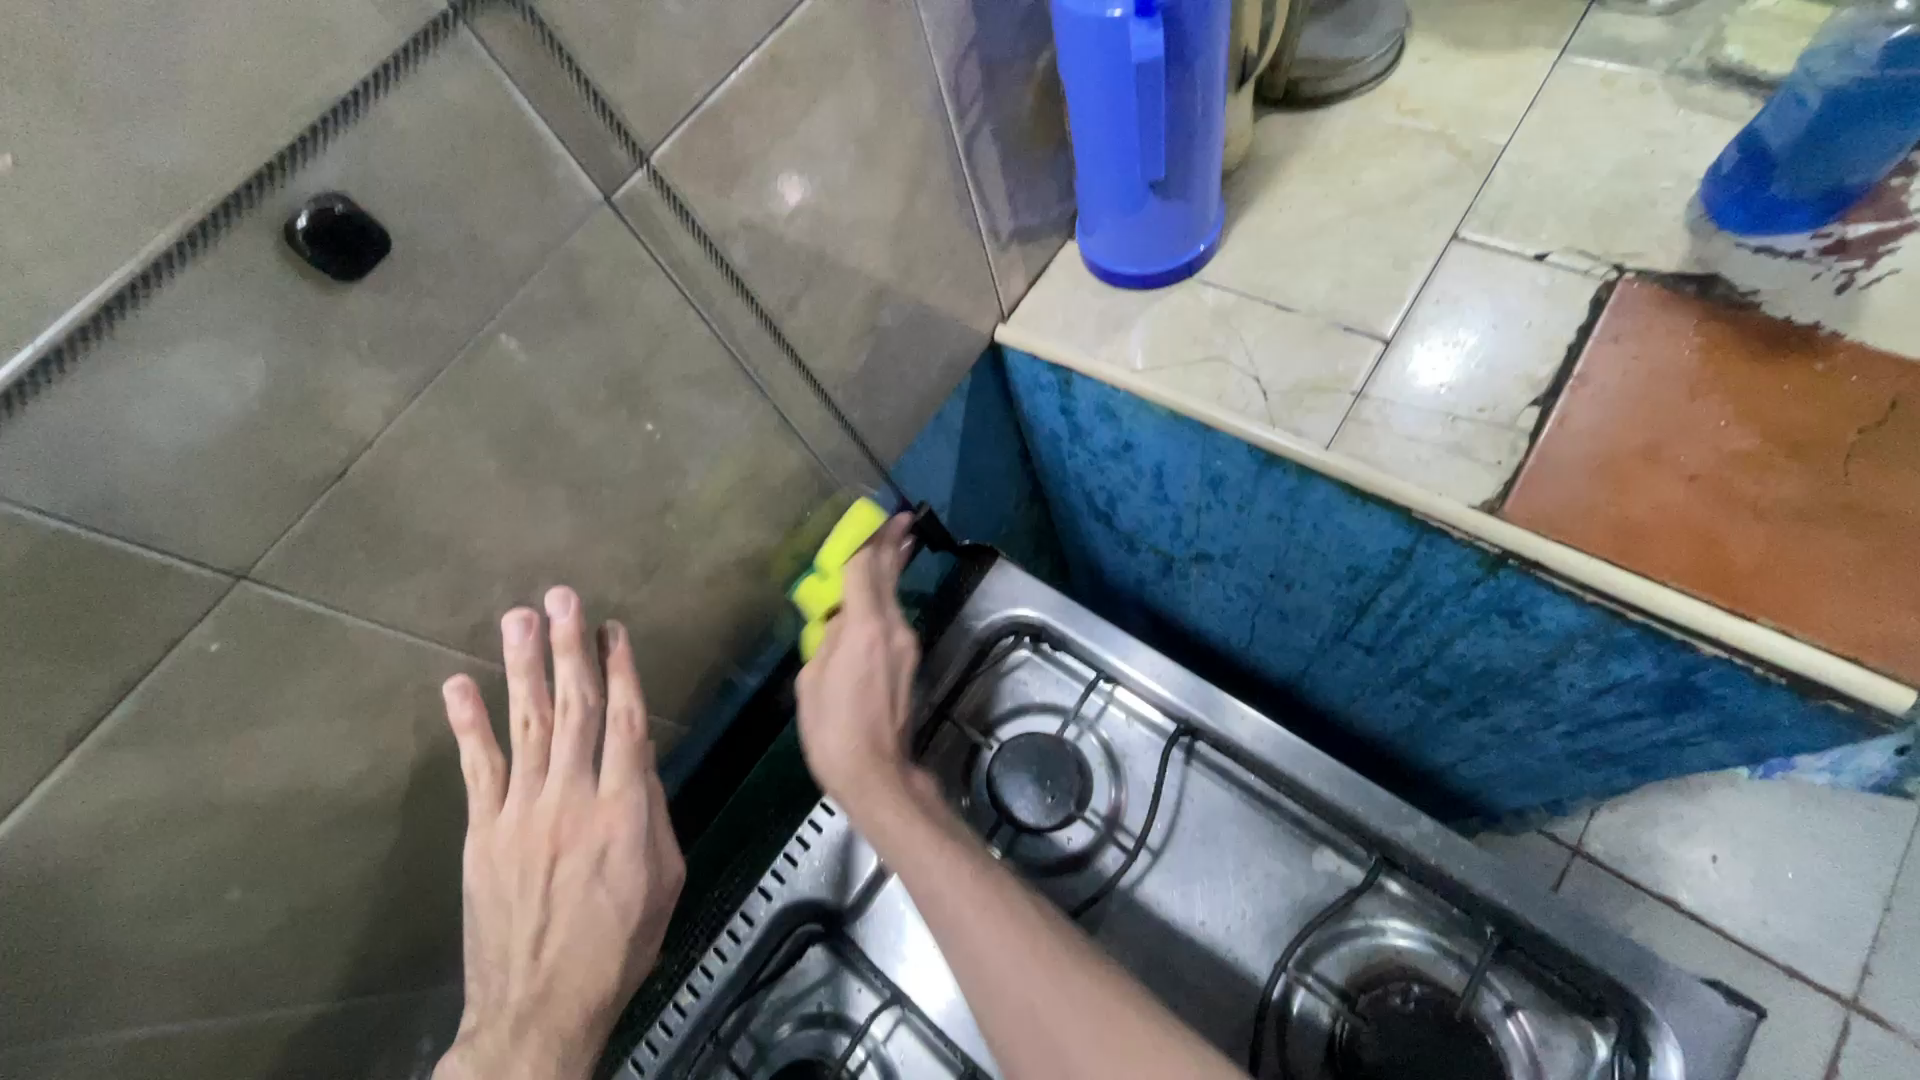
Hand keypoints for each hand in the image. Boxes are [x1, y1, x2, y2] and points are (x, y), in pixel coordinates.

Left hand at [435, 586, 685, 1079]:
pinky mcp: (482, 833)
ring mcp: (521, 812)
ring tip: (518, 619)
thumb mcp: (665, 879)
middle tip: (563, 598)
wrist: (541, 1005)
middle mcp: (572, 797)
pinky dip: (467, 724)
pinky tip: (458, 685)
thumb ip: (653, 815)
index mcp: (625, 809)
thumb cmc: (620, 942)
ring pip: (526, 725)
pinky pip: (476, 769)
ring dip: (523, 668)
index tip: (613, 628)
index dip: (621, 670)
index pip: (625, 721)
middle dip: (570, 649)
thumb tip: (638, 766)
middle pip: (575, 709)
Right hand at [795, 513, 924, 816]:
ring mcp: (906, 644)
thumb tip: (839, 621)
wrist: (877, 772)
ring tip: (895, 543)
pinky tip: (883, 590)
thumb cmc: (833, 730)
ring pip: (895, 596)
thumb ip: (827, 640)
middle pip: (888, 577)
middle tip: (899, 519)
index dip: (862, 542)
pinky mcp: (909, 661)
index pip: (863, 570)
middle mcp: (893, 628)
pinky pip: (895, 618)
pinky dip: (888, 597)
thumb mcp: (812, 682)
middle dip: (892, 545)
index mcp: (864, 628)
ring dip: (892, 569)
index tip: (869, 518)